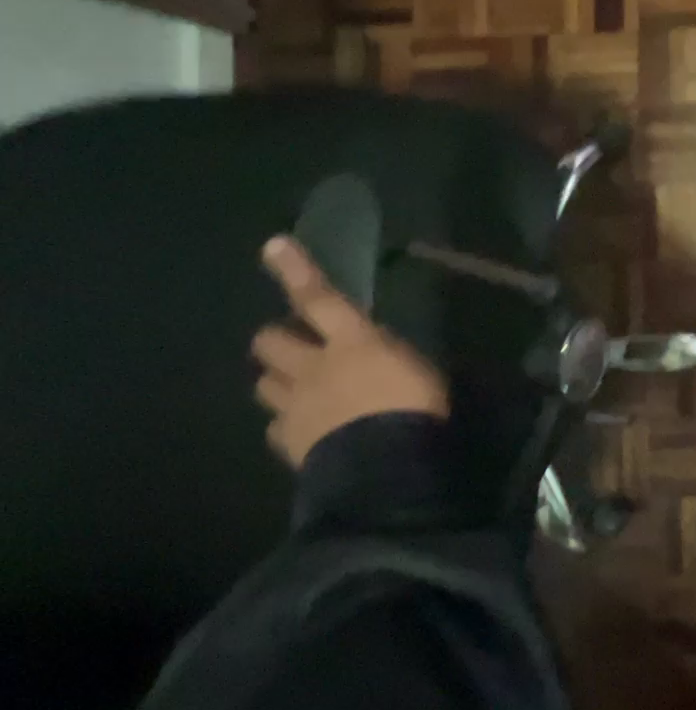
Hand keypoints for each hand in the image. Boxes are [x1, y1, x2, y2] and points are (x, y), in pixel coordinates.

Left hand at [252, 235, 449, 468]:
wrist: (386, 464)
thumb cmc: (416, 406)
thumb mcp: (417, 368)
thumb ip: (387, 355)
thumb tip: (380, 352)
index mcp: (352, 342)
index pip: (319, 298)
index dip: (297, 271)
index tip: (273, 245)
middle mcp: (313, 367)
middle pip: (269, 341)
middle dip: (280, 340)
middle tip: (301, 348)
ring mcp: (295, 405)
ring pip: (264, 383)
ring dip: (281, 381)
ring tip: (303, 389)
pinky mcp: (288, 440)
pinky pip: (277, 424)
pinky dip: (290, 422)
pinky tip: (310, 428)